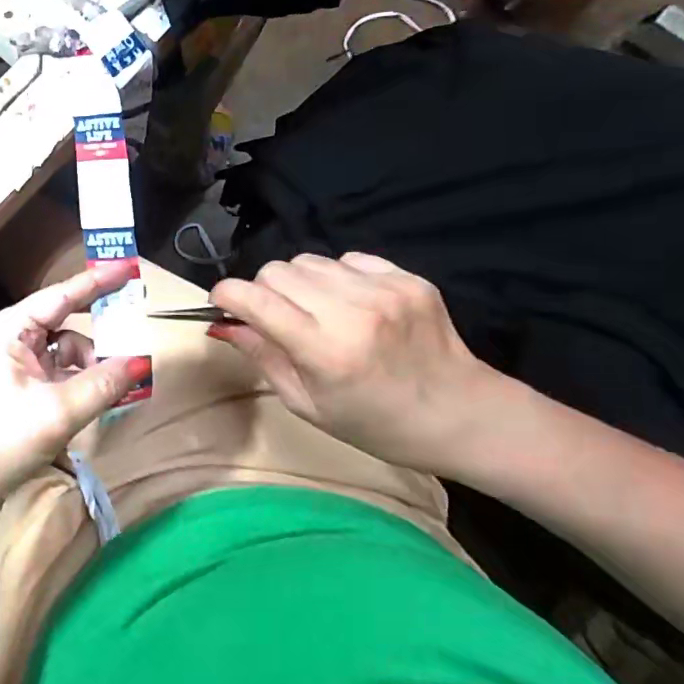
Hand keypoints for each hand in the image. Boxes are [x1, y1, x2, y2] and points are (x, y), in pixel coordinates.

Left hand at [0, 262, 147, 521]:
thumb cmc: (0, 442)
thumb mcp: (59, 413)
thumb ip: (104, 384)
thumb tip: (141, 362)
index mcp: (8, 329)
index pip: (61, 295)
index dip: (98, 281)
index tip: (130, 266)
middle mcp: (6, 336)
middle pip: (65, 323)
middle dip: (98, 334)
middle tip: (132, 332)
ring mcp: (8, 362)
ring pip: (64, 351)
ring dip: (90, 366)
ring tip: (112, 390)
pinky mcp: (13, 385)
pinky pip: (55, 371)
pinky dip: (77, 381)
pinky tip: (94, 399)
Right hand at [208, 253, 516, 475]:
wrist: (462, 415)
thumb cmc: (376, 424)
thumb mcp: (308, 405)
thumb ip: (263, 357)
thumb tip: (221, 324)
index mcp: (326, 352)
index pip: (256, 300)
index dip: (227, 294)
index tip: (222, 302)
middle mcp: (353, 312)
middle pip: (277, 271)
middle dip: (263, 290)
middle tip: (278, 318)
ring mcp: (384, 290)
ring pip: (309, 260)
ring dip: (300, 283)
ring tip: (318, 312)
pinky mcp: (408, 277)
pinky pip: (348, 259)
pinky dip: (337, 278)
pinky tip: (353, 305)